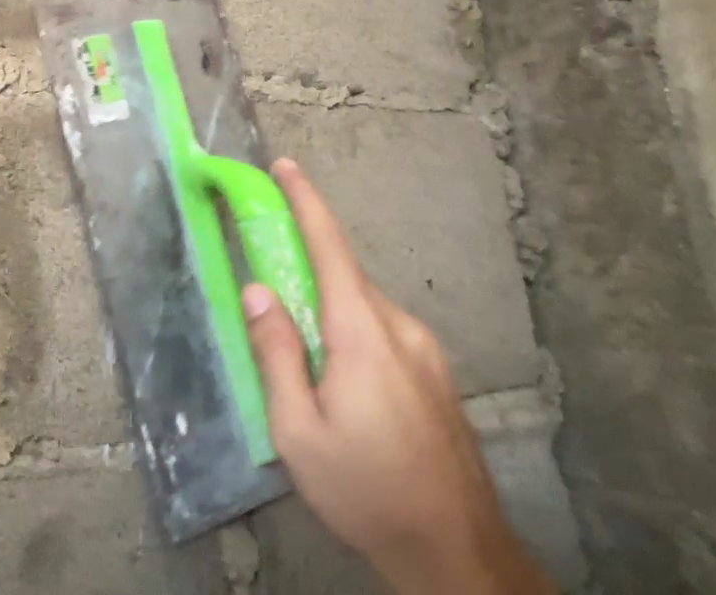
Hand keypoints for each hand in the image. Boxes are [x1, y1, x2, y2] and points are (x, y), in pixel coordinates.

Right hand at [243, 159, 553, 594]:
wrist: (457, 549)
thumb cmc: (365, 489)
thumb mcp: (299, 432)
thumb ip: (277, 354)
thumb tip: (258, 292)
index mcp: (362, 334)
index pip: (330, 248)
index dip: (305, 202)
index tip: (284, 167)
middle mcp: (401, 328)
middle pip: (344, 276)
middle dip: (304, 268)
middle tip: (268, 291)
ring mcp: (427, 351)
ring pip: (363, 307)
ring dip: (327, 309)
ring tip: (303, 363)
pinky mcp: (437, 374)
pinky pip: (383, 331)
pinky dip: (350, 332)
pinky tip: (340, 384)